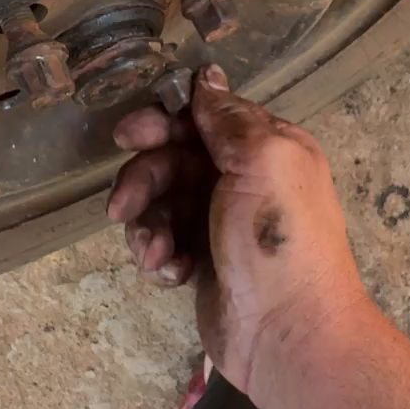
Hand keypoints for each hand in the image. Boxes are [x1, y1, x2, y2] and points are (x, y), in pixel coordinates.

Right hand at [108, 65, 367, 392]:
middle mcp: (243, 177)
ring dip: (148, 225)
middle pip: (174, 157)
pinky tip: (171, 273)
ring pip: (161, 201)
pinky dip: (159, 255)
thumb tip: (208, 74)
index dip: (165, 121)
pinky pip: (163, 240)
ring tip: (154, 253)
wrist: (288, 334)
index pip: (205, 115)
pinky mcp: (202, 259)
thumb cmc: (278, 239)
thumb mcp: (262, 162)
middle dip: (145, 178)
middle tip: (121, 203)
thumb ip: (230, 118)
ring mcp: (220, 220)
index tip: (132, 136)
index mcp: (266, 146)